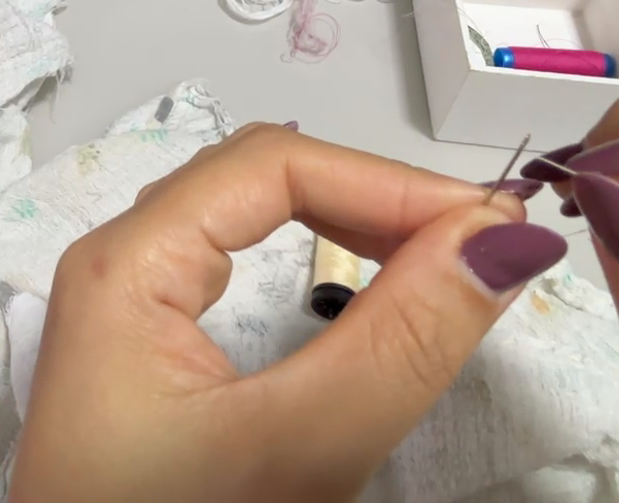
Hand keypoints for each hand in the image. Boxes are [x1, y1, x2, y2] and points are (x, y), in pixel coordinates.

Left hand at [8, 125, 568, 502]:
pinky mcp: (143, 325)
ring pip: (246, 207)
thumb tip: (500, 245)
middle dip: (372, 194)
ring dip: (346, 215)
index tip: (494, 222)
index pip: (269, 166)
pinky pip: (232, 249)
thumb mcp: (293, 453)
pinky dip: (308, 245)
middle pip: (255, 175)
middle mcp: (118, 253)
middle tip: (477, 239)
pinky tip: (357, 264)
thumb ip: (399, 343)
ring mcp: (126, 287)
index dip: (387, 180)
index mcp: (127, 260)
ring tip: (438, 250)